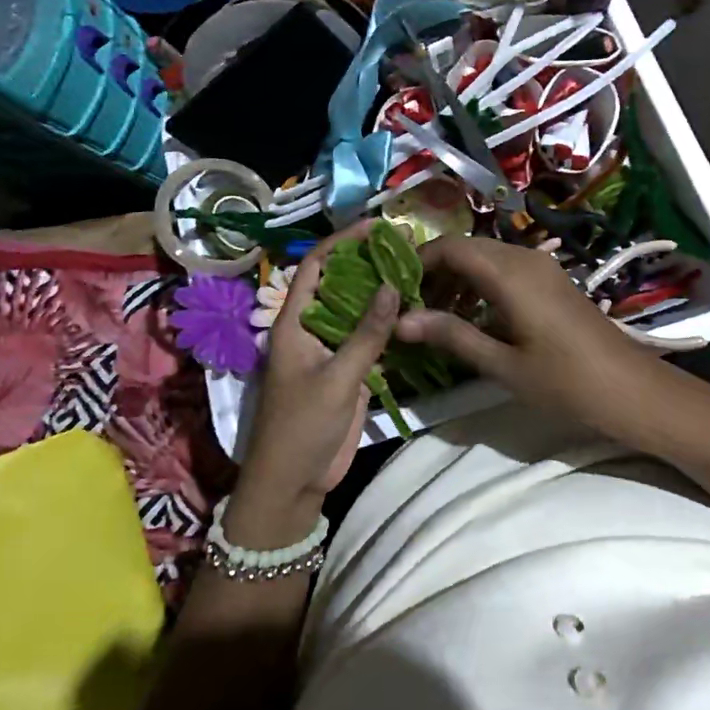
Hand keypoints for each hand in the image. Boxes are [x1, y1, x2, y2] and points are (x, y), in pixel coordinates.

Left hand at [229, 222, 397, 546]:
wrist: (293, 482)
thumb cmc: (303, 427)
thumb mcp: (337, 378)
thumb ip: (367, 334)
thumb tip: (392, 286)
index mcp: (295, 323)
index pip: (315, 267)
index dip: (342, 242)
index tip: (376, 226)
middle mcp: (312, 329)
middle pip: (339, 284)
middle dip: (367, 262)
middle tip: (405, 245)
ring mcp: (331, 350)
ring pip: (357, 311)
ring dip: (382, 292)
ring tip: (416, 270)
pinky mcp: (349, 371)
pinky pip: (370, 339)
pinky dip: (389, 325)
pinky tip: (415, 312)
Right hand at [394, 236, 649, 431]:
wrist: (630, 389)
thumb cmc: (565, 381)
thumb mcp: (503, 364)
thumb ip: (452, 336)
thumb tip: (401, 321)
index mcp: (510, 273)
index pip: (452, 247)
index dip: (419, 262)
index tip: (395, 289)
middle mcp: (525, 259)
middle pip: (468, 248)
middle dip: (436, 271)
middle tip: (411, 306)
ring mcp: (542, 267)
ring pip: (487, 257)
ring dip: (458, 278)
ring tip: (435, 316)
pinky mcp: (551, 281)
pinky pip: (506, 269)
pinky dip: (481, 285)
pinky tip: (471, 318)